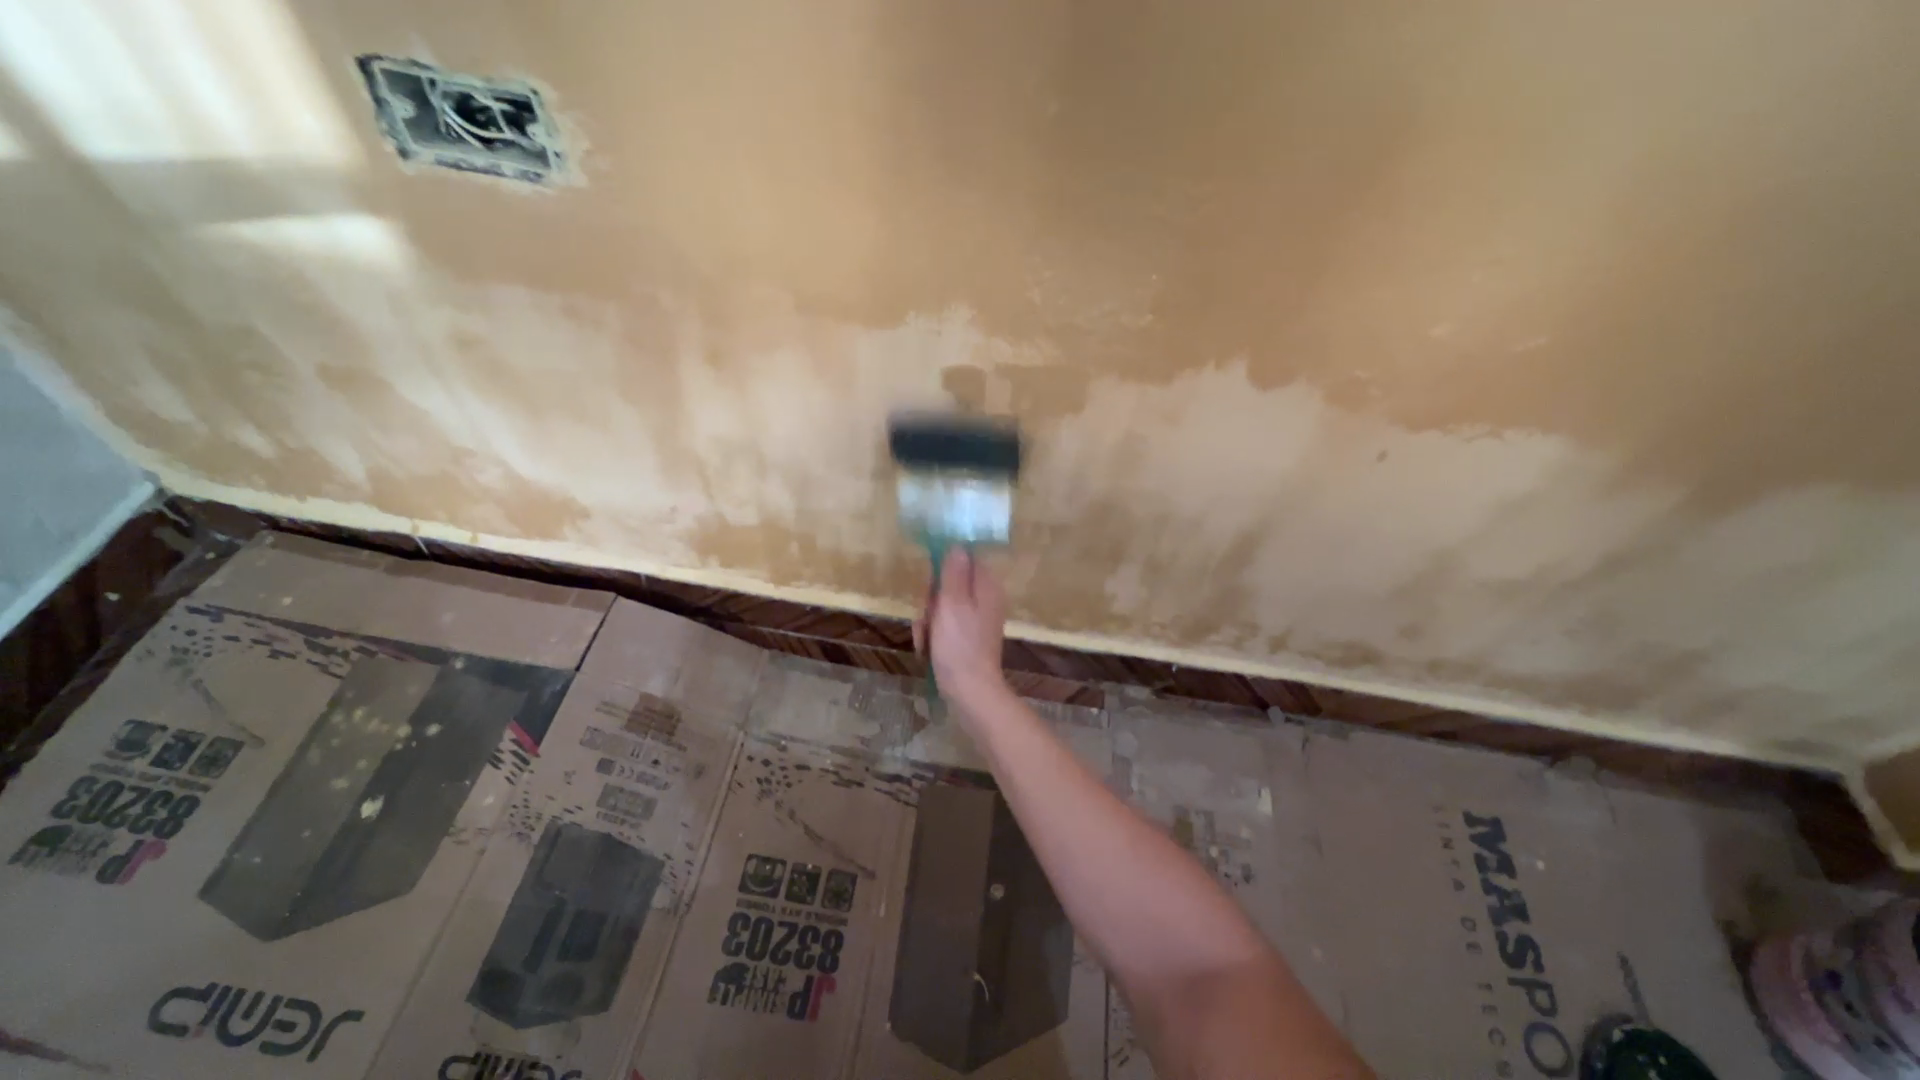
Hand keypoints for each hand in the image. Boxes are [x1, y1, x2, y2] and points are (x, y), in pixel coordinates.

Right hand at [913, 550, 1009, 710]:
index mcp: (986, 585)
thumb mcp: (952, 602)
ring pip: (942, 605)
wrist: (969, 691)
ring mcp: (976, 619)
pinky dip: (934, 634)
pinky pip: (945, 624)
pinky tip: (928, 648)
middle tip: (927, 617)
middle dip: (930, 600)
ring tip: (927, 638)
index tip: (930, 586)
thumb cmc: (959, 645)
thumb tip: (957, 543)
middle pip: (948, 583)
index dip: (941, 569)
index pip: (962, 559)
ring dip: (928, 620)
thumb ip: (953, 571)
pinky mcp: (967, 637)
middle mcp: (985, 598)